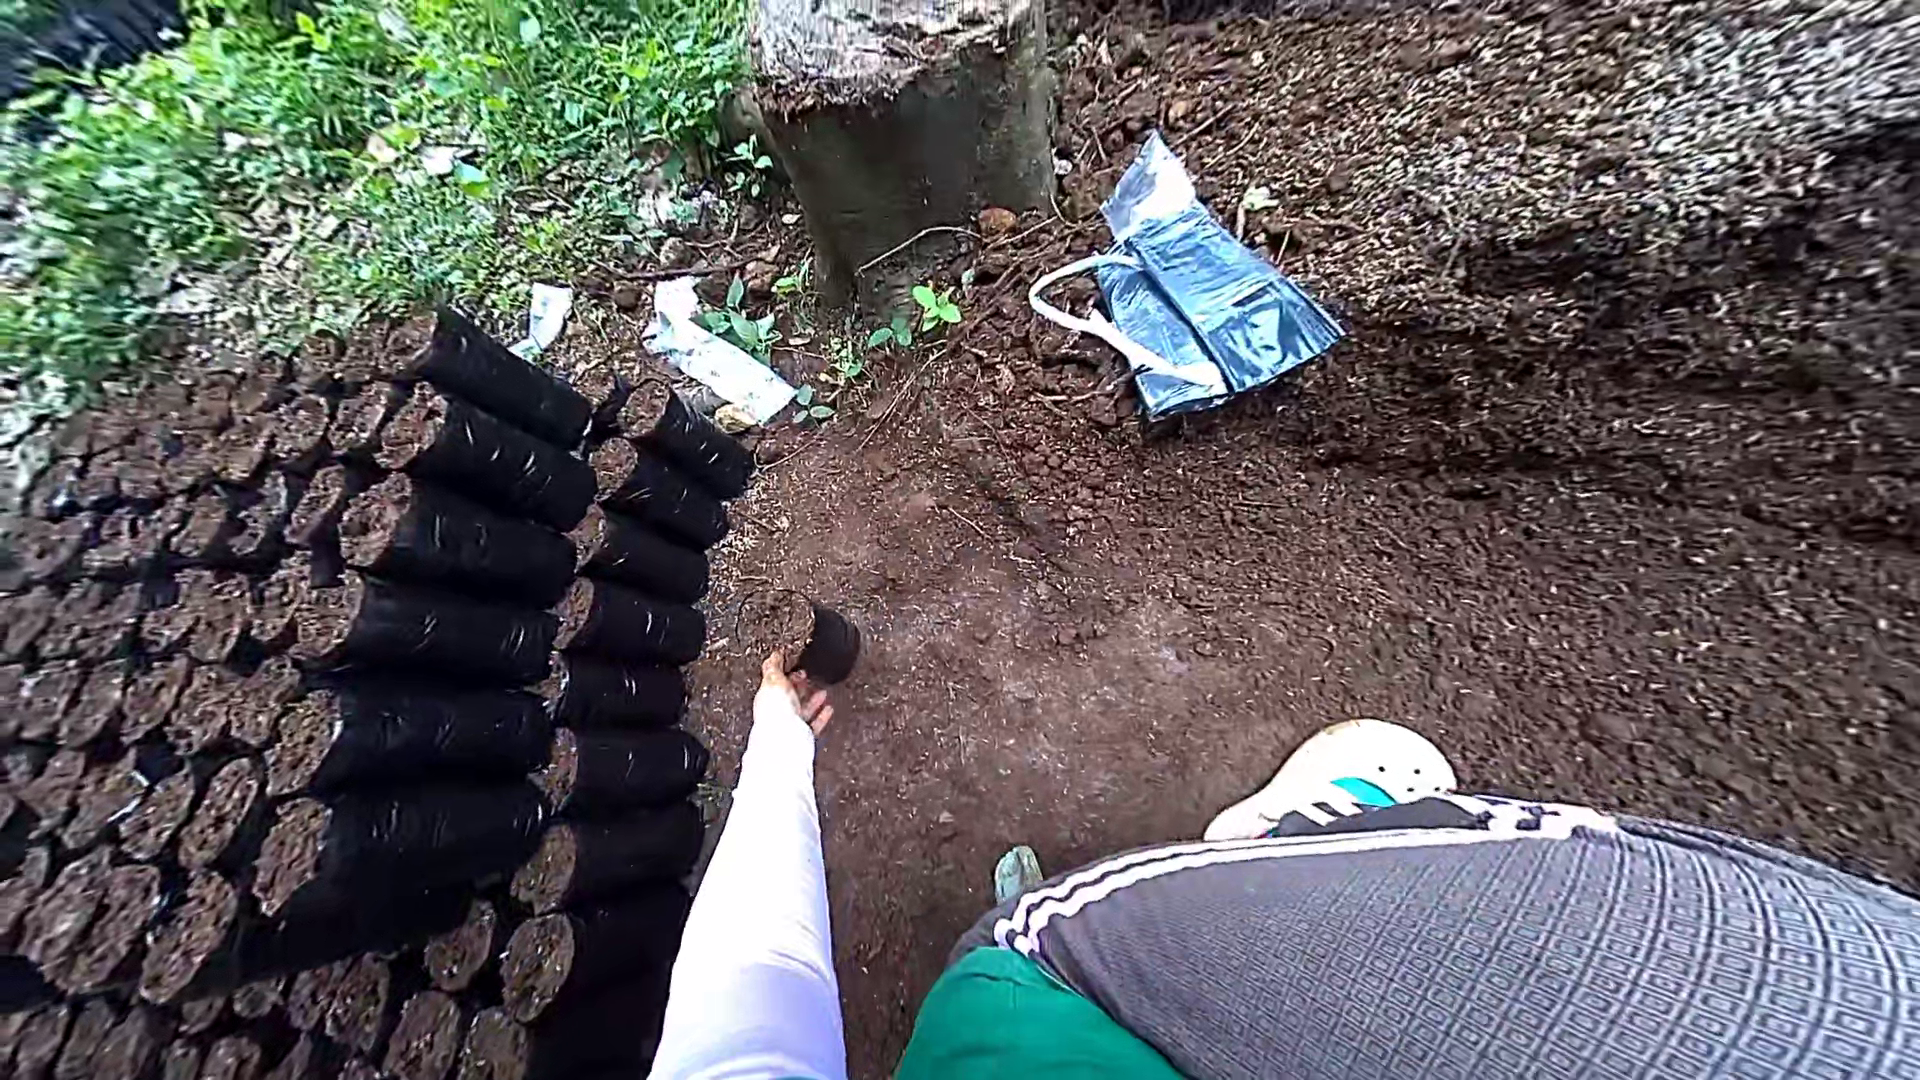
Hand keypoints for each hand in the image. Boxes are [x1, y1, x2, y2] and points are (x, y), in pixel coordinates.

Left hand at [762, 651, 832, 735]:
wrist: (785, 739)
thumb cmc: (776, 711)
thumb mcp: (773, 680)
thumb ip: (773, 666)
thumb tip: (774, 654)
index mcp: (766, 698)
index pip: (776, 683)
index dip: (787, 674)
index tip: (798, 667)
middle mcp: (776, 712)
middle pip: (789, 697)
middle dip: (800, 686)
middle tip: (810, 677)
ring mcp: (790, 725)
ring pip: (802, 709)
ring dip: (813, 699)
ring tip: (823, 691)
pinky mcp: (803, 736)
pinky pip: (814, 724)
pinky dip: (821, 716)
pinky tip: (828, 709)